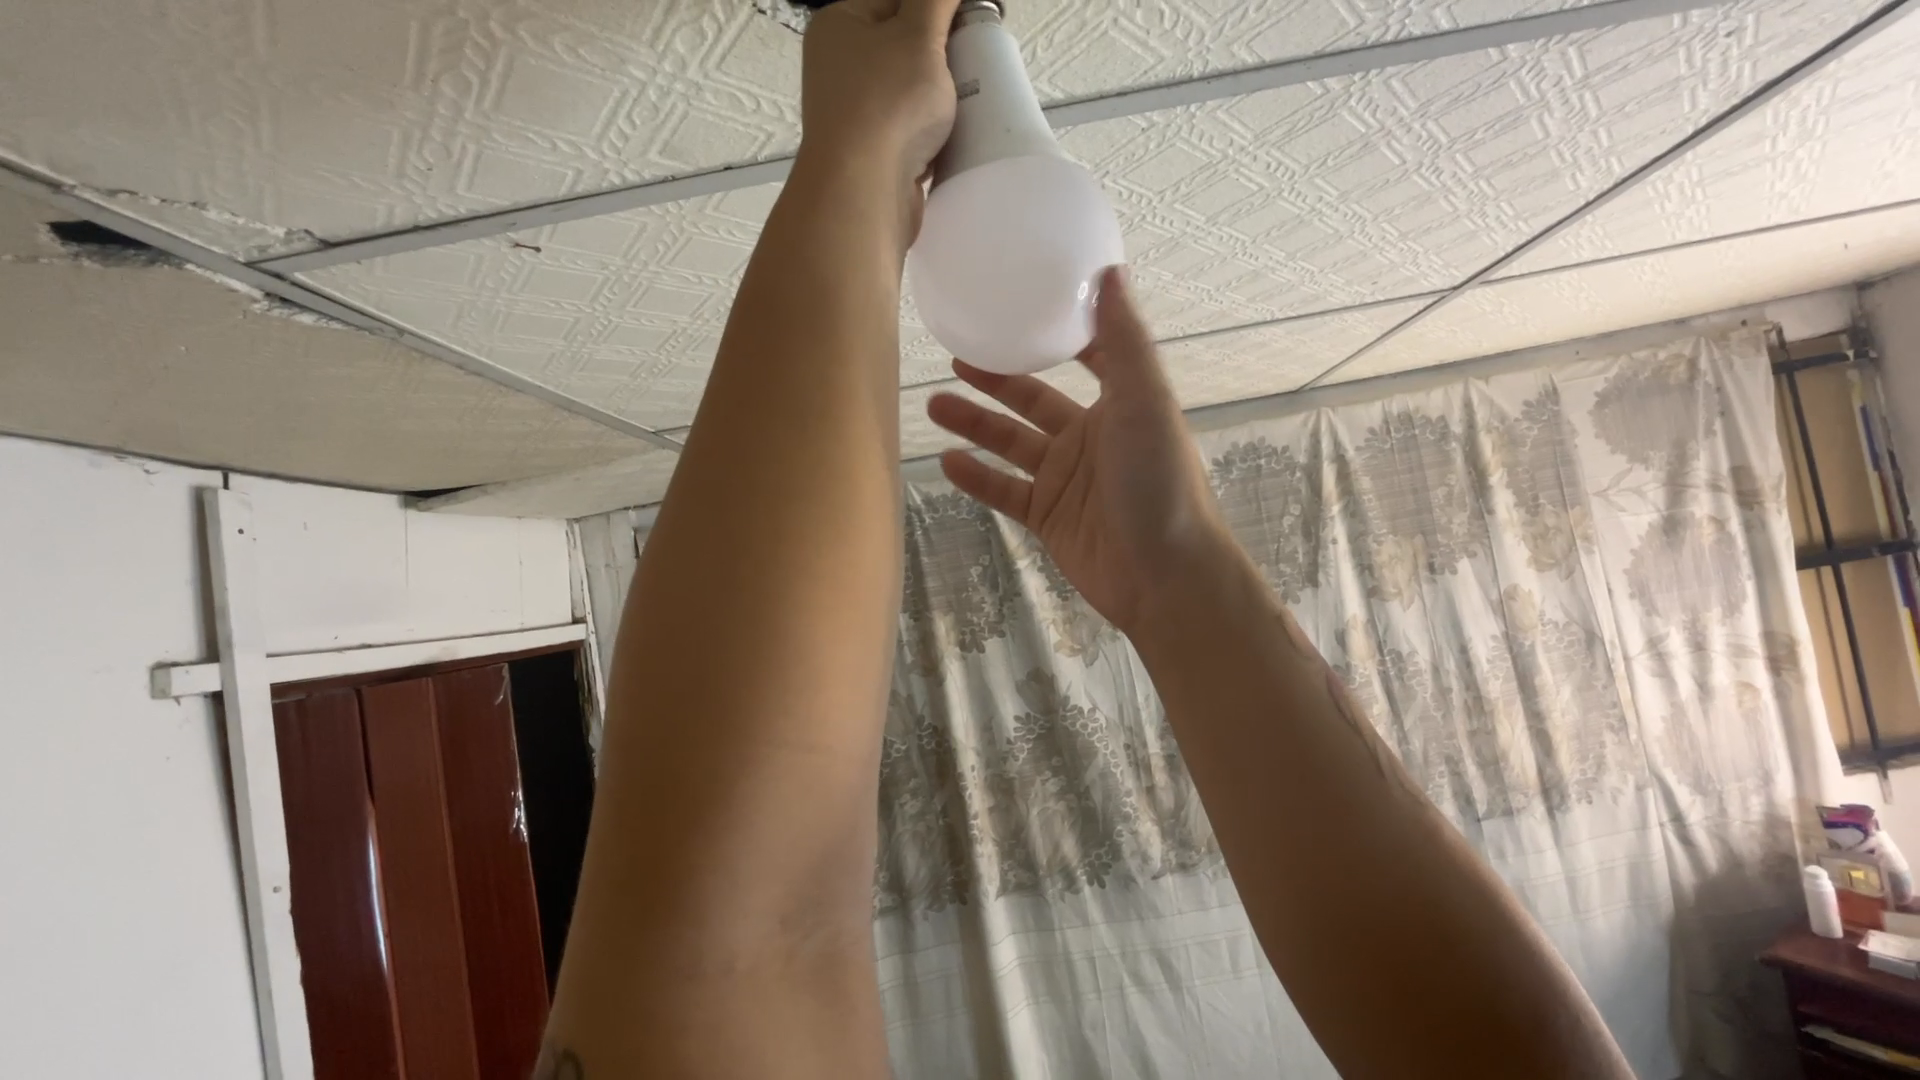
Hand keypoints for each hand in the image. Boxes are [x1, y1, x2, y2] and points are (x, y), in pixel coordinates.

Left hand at [799, 0, 962, 188]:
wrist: (865, 194)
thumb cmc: (888, 105)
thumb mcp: (919, 33)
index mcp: (840, 25)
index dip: (940, 9)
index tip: (974, 23)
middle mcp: (839, 67)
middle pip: (906, 47)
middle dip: (943, 56)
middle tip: (973, 62)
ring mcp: (854, 115)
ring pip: (911, 93)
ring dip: (941, 98)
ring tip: (965, 102)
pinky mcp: (873, 155)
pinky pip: (911, 132)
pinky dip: (932, 134)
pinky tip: (950, 138)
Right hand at [926, 267, 1236, 633]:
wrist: (1164, 575)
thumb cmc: (1160, 482)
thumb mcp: (1144, 401)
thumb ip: (1124, 341)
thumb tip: (1109, 269)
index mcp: (1120, 403)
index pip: (1086, 354)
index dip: (1055, 331)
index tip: (1018, 304)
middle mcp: (1090, 436)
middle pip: (1034, 398)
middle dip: (996, 377)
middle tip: (955, 355)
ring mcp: (1066, 479)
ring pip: (1011, 443)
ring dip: (975, 424)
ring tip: (933, 405)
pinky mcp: (1047, 517)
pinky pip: (1004, 491)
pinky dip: (977, 477)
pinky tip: (947, 462)